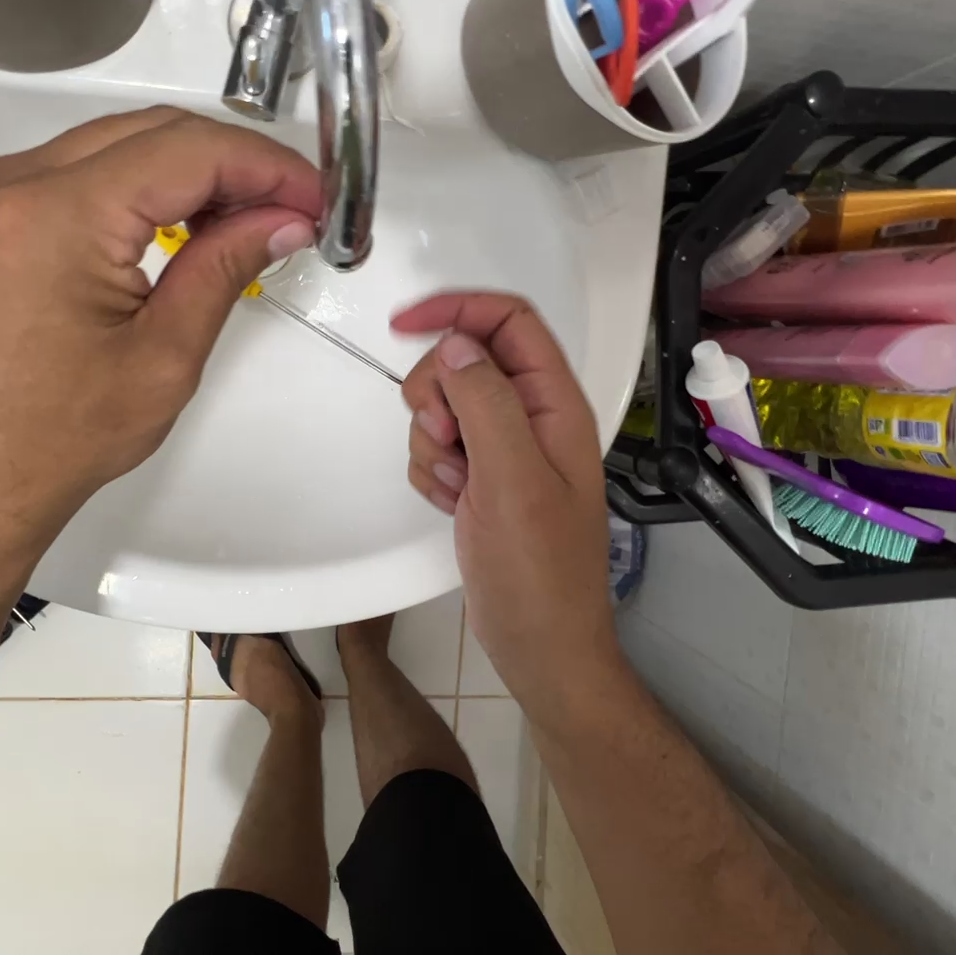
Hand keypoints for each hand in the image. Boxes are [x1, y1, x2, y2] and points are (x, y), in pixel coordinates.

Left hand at [0, 107, 323, 568]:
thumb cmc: (69, 435)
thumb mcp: (167, 355)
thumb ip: (226, 267)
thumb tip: (287, 218)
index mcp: (53, 218)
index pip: (184, 153)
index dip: (264, 165)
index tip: (315, 196)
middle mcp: (6, 183)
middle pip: (150, 132)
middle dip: (233, 161)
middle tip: (292, 206)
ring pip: (116, 142)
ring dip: (190, 169)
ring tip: (247, 216)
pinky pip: (79, 167)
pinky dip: (141, 183)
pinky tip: (182, 220)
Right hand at [391, 293, 619, 704]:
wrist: (537, 645)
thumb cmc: (539, 571)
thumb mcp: (513, 480)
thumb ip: (487, 403)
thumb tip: (457, 346)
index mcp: (553, 404)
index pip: (507, 322)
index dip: (457, 311)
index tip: (402, 326)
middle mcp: (529, 417)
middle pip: (463, 360)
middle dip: (436, 395)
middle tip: (447, 440)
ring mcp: (501, 449)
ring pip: (442, 406)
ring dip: (432, 443)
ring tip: (458, 487)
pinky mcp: (478, 477)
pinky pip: (434, 447)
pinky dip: (432, 471)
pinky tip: (453, 505)